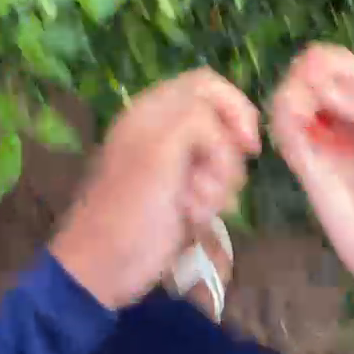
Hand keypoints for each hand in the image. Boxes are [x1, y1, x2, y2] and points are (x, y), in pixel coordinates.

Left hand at [49, 69, 259, 308]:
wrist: (106, 268)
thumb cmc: (130, 207)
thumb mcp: (160, 150)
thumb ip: (196, 120)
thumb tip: (225, 129)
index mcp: (153, 109)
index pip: (207, 85)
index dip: (234, 106)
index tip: (247, 143)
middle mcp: (166, 129)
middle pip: (222, 121)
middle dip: (226, 154)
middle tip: (214, 181)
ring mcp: (176, 163)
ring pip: (225, 155)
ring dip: (220, 184)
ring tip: (195, 205)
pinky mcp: (185, 193)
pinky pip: (218, 185)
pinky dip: (213, 202)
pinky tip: (193, 218)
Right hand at [270, 44, 353, 298]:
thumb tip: (316, 79)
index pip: (334, 60)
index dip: (320, 62)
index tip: (319, 82)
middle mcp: (341, 112)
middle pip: (304, 73)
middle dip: (300, 82)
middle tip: (311, 110)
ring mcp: (319, 138)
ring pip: (286, 98)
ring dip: (287, 103)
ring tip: (302, 128)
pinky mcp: (302, 165)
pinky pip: (281, 132)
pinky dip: (281, 127)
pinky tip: (296, 143)